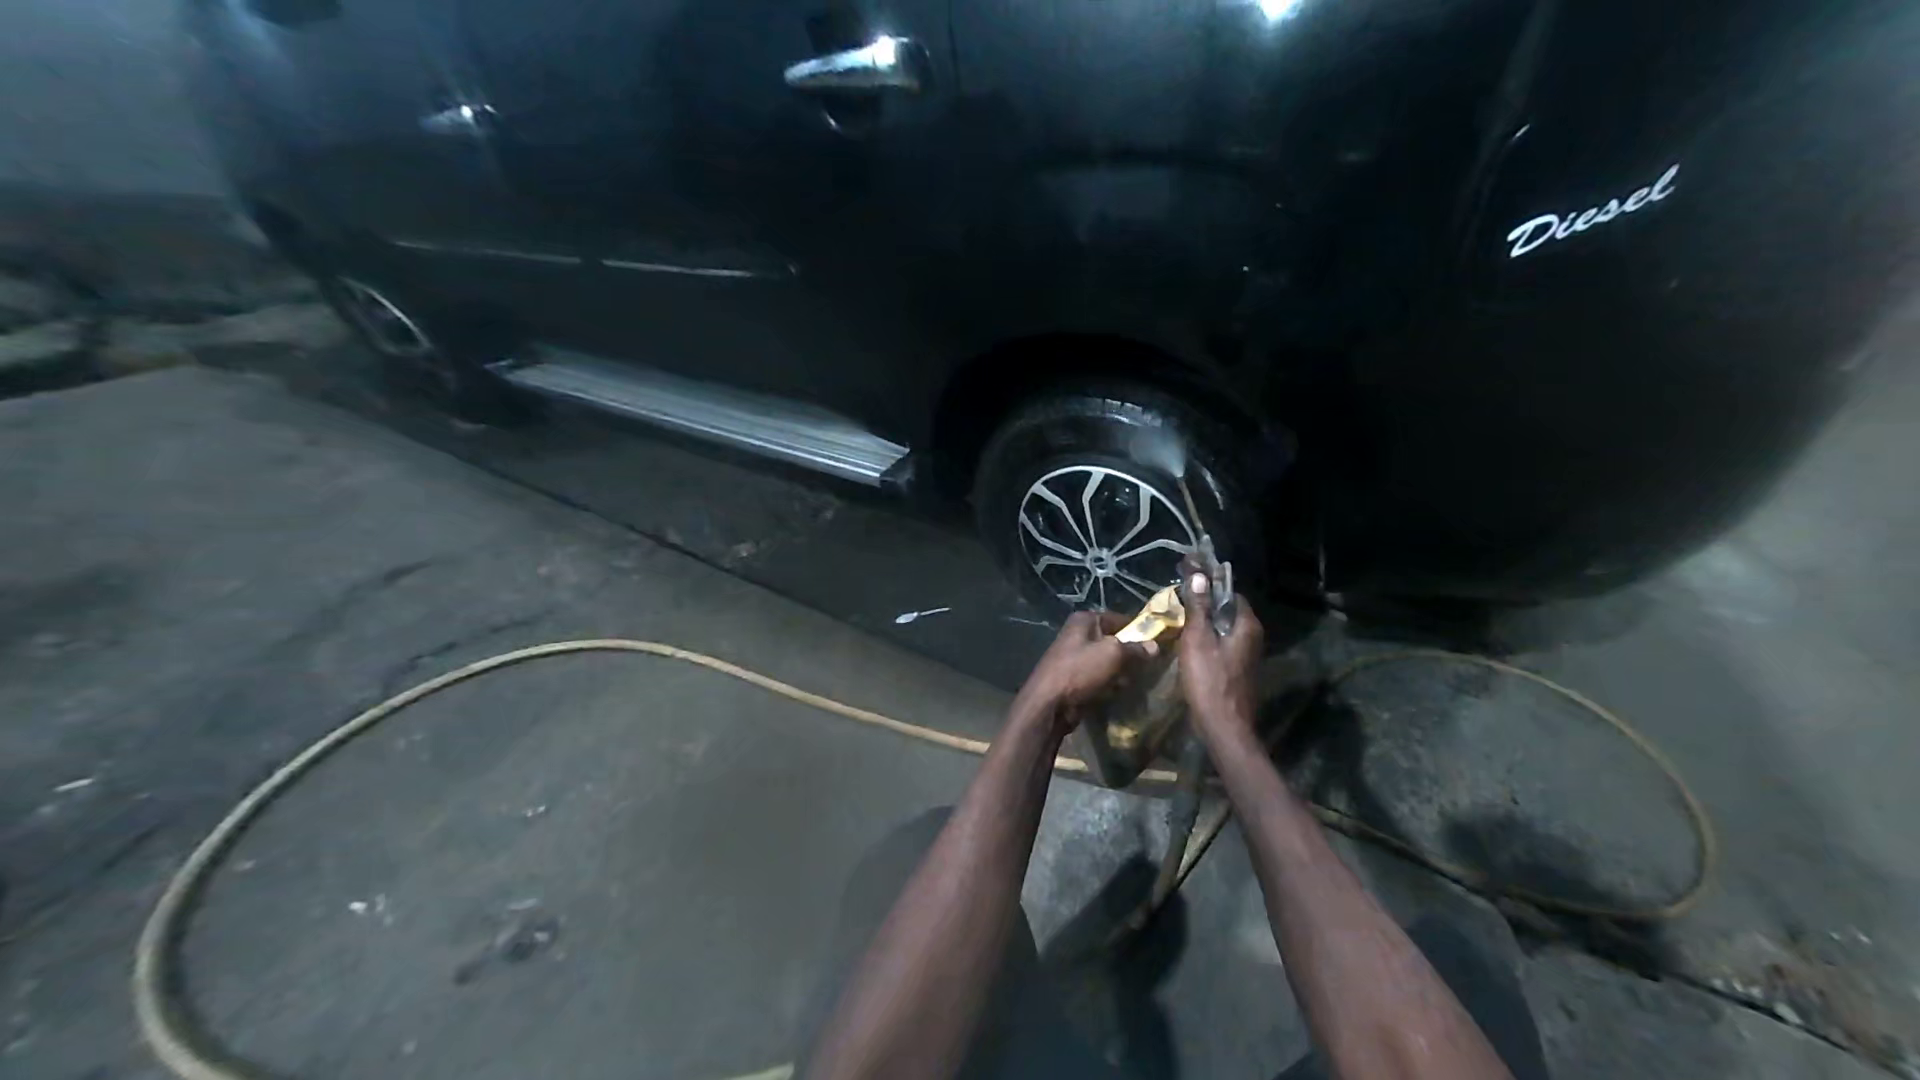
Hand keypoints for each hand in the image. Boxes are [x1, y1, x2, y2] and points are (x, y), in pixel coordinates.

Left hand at [1014, 611, 1156, 732]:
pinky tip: (1118, 691)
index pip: (1120, 618)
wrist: (1049, 703)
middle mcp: (1078, 634)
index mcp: (1085, 620)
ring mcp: (1075, 657)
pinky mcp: (1076, 678)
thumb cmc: (1080, 670)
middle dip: (1131, 654)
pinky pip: (1100, 677)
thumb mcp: (1113, 654)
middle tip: (1149, 666)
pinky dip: (1110, 683)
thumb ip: (1136, 649)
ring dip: (1121, 672)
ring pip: (1108, 661)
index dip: (1139, 629)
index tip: (1159, 642)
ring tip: (1135, 681)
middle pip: (1114, 640)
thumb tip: (1155, 646)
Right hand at [1177, 571, 1263, 743]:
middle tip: (1177, 602)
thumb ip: (1199, 607)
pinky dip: (1208, 640)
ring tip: (1178, 621)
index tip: (1187, 581)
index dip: (1210, 584)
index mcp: (1247, 625)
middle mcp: (1253, 637)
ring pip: (1224, 629)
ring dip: (1204, 623)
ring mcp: (1247, 655)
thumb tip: (1199, 575)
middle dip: (1205, 604)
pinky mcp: (1239, 669)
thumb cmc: (1209, 680)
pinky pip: (1223, 645)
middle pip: (1227, 611)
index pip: (1231, 593)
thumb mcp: (1198, 640)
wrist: (1223, 726)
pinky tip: (1188, 645)